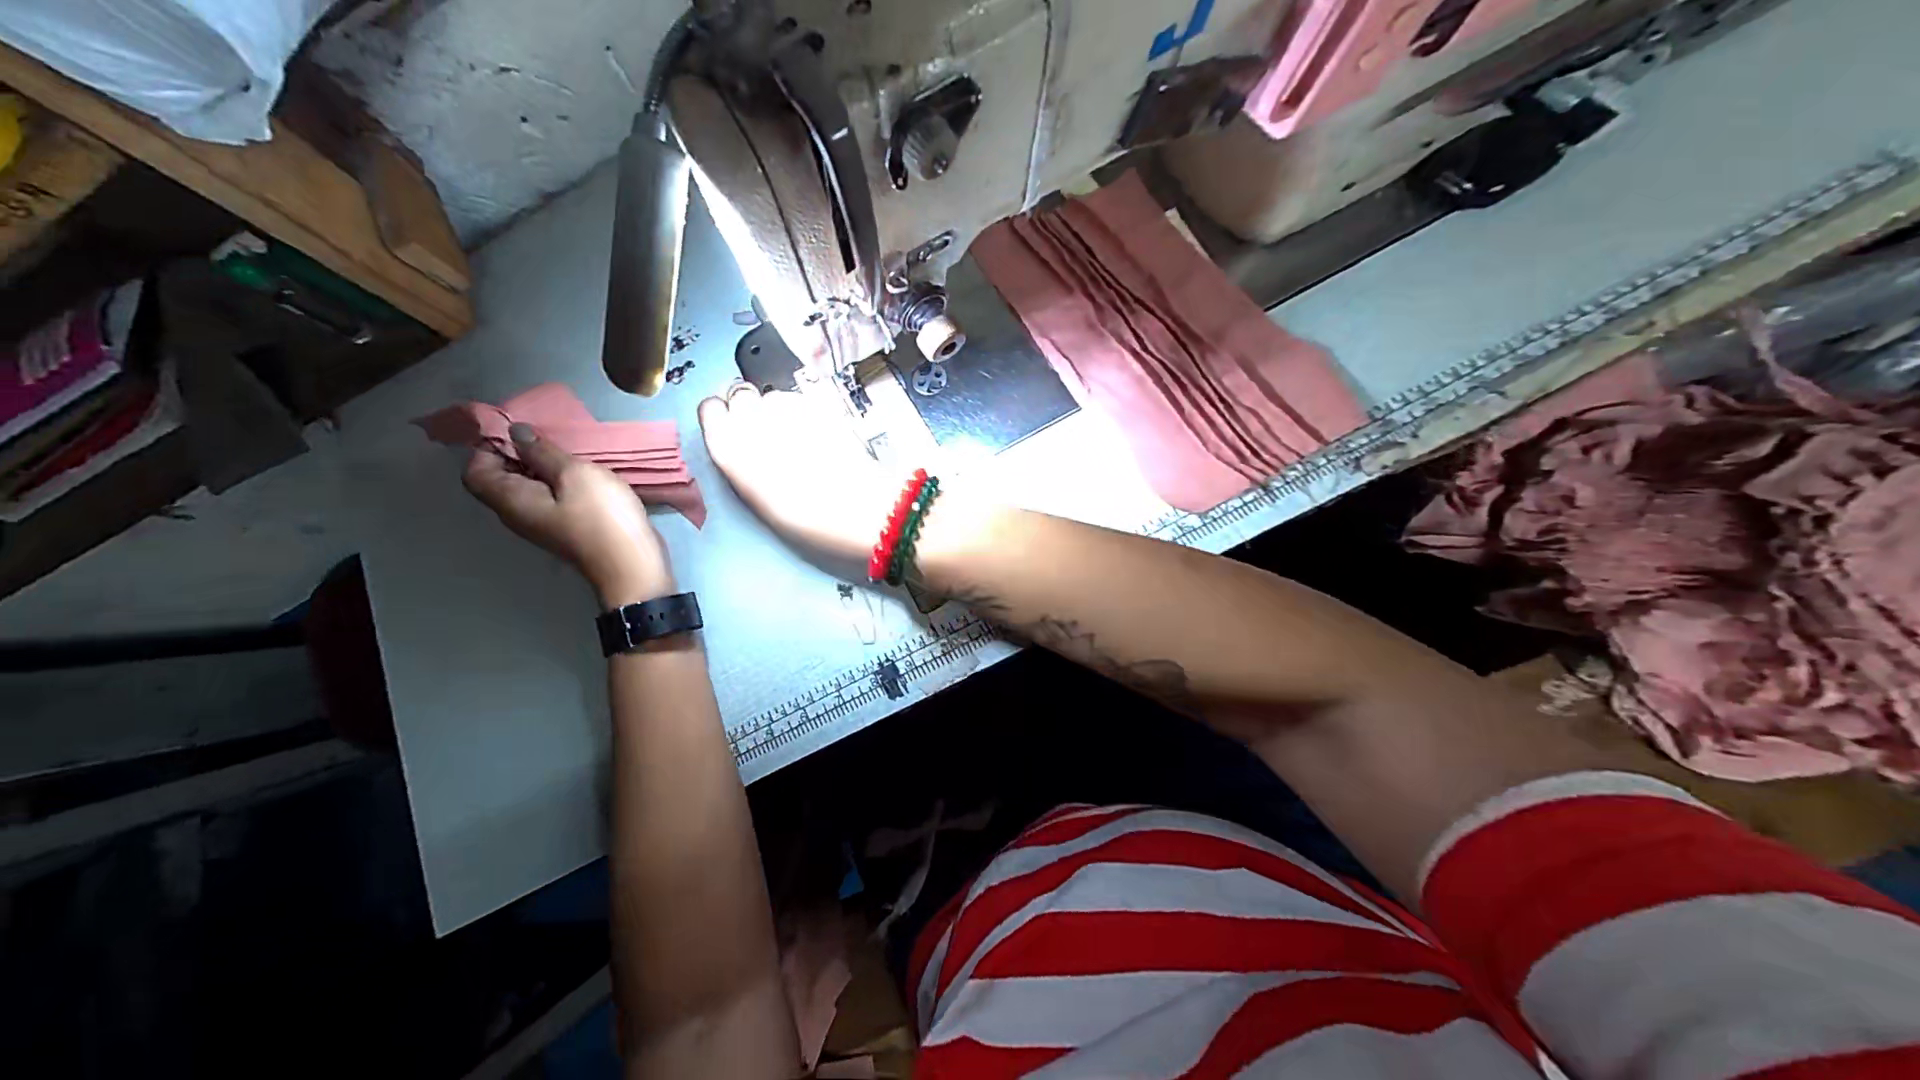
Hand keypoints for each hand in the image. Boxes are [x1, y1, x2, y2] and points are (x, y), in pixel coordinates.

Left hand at [464, 423, 672, 606]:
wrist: (632, 564)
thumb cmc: (601, 517)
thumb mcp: (574, 475)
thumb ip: (542, 452)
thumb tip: (515, 433)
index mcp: (511, 499)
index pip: (475, 469)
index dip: (491, 447)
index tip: (523, 433)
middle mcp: (518, 513)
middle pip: (502, 477)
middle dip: (520, 453)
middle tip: (552, 437)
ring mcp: (543, 523)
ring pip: (530, 487)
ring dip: (546, 467)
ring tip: (573, 454)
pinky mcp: (566, 527)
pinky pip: (552, 498)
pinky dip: (562, 482)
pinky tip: (587, 476)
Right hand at [698, 383, 896, 577]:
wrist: (856, 507)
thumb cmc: (805, 517)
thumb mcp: (757, 497)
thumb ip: (741, 462)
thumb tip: (741, 448)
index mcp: (727, 446)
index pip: (709, 409)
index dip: (723, 416)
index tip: (732, 426)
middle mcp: (751, 418)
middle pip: (739, 392)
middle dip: (749, 406)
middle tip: (766, 431)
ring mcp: (787, 406)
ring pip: (773, 394)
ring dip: (779, 409)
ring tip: (797, 436)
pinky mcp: (820, 402)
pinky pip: (802, 398)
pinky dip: (806, 409)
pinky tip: (819, 433)